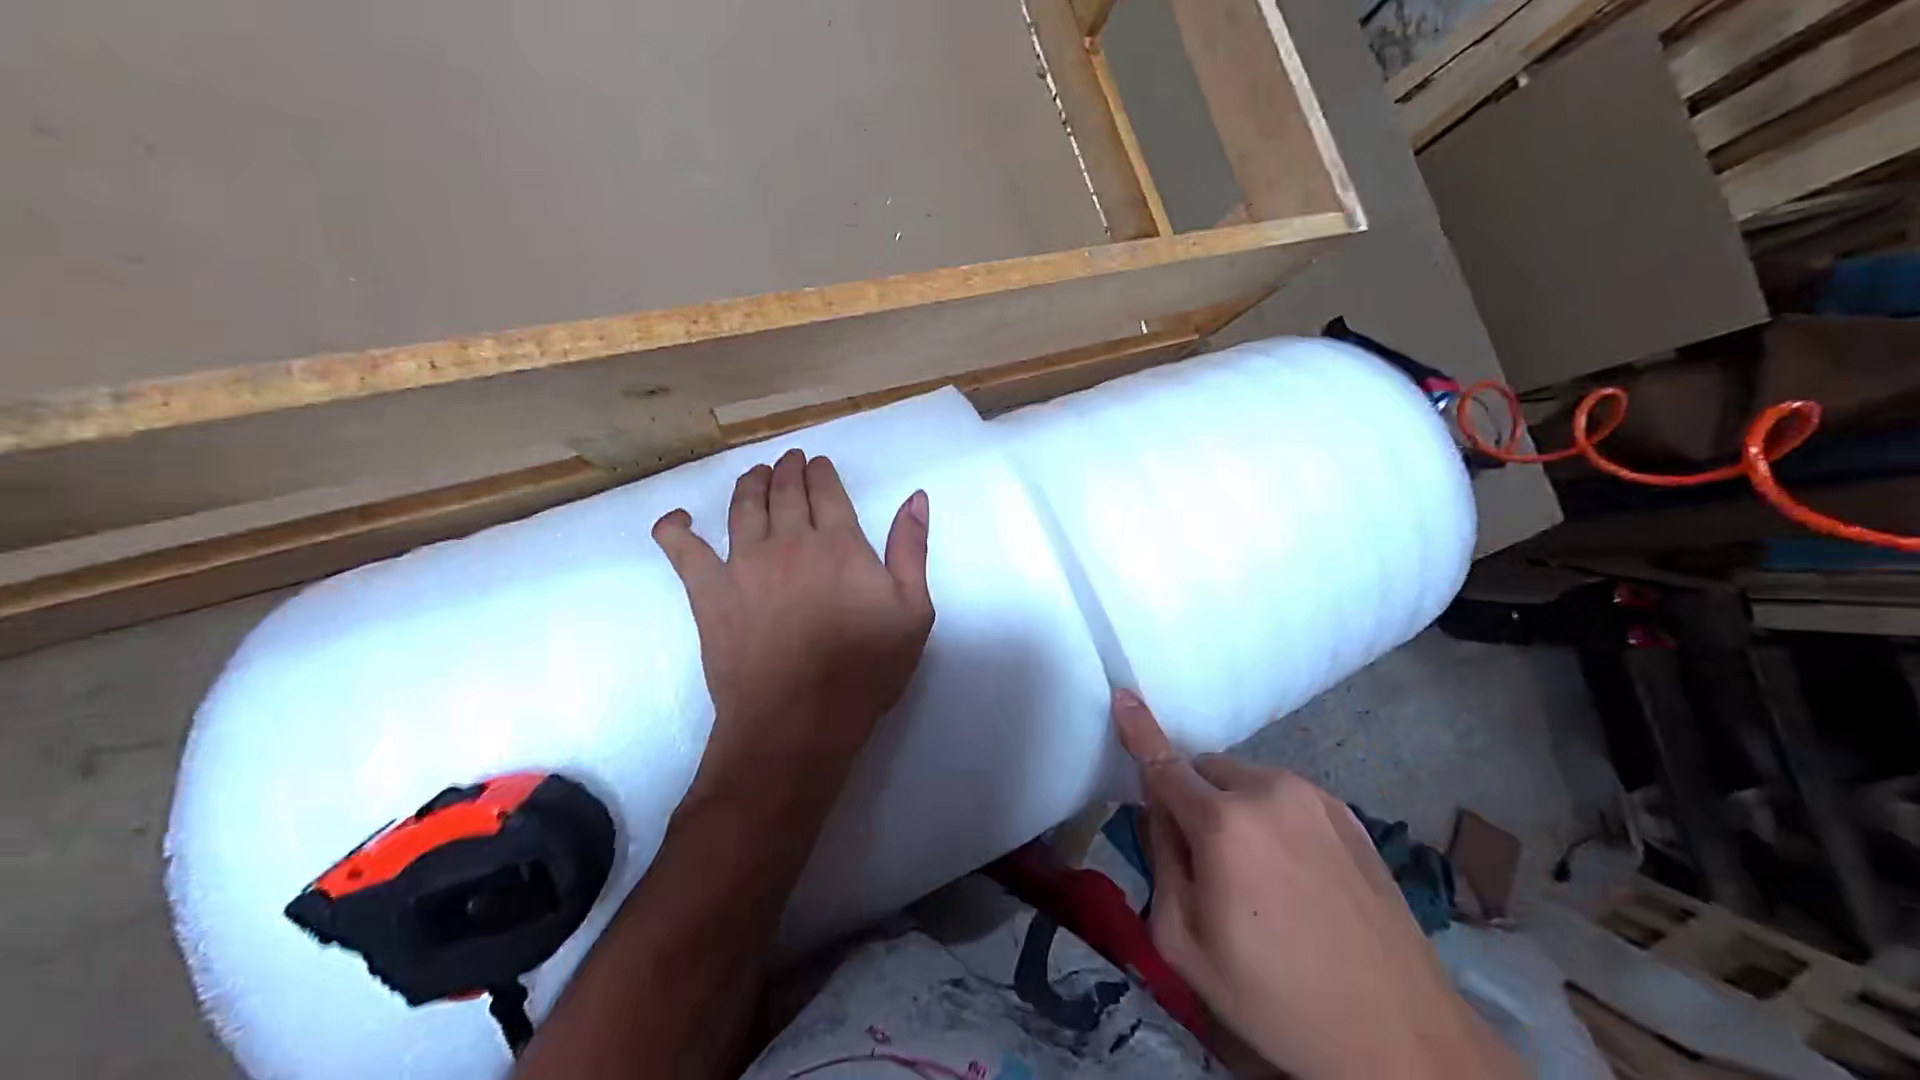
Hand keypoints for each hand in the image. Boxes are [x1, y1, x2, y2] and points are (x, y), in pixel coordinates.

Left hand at [653, 449, 934, 801]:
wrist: (798, 719)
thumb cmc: (864, 669)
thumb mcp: (913, 611)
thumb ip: (912, 549)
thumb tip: (915, 497)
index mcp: (839, 543)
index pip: (826, 490)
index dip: (821, 471)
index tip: (818, 463)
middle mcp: (788, 540)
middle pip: (784, 490)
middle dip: (788, 469)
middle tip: (788, 460)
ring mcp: (743, 562)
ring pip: (742, 506)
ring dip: (749, 483)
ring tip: (754, 474)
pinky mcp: (708, 590)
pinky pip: (682, 547)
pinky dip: (675, 527)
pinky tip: (677, 517)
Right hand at [1112, 690, 1522, 1079]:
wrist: (1400, 1037)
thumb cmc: (1275, 997)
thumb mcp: (1183, 945)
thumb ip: (1159, 862)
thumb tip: (1161, 812)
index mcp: (1223, 825)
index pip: (1163, 764)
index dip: (1138, 729)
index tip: (1122, 694)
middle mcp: (1269, 792)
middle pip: (1203, 772)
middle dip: (1190, 800)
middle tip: (1204, 863)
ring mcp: (1315, 799)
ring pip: (1245, 781)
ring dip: (1231, 808)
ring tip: (1257, 877)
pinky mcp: (1349, 814)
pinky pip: (1283, 797)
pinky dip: (1269, 817)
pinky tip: (1294, 876)